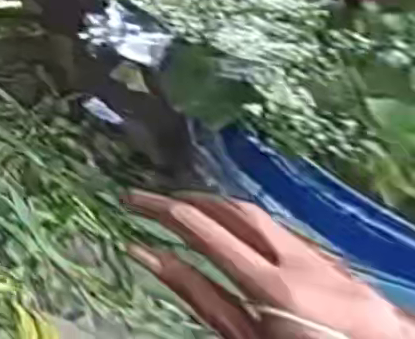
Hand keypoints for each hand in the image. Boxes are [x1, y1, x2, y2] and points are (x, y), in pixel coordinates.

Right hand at [126, 191, 414, 338]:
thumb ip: (198, 294)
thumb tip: (139, 249)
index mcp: (278, 290)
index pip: (201, 227)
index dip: (157, 207)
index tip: (128, 199)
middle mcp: (314, 274)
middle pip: (241, 214)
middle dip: (195, 201)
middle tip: (159, 202)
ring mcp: (347, 281)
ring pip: (275, 227)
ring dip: (229, 216)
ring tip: (198, 217)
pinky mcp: (365, 290)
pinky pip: (302, 248)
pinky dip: (263, 238)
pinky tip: (247, 245)